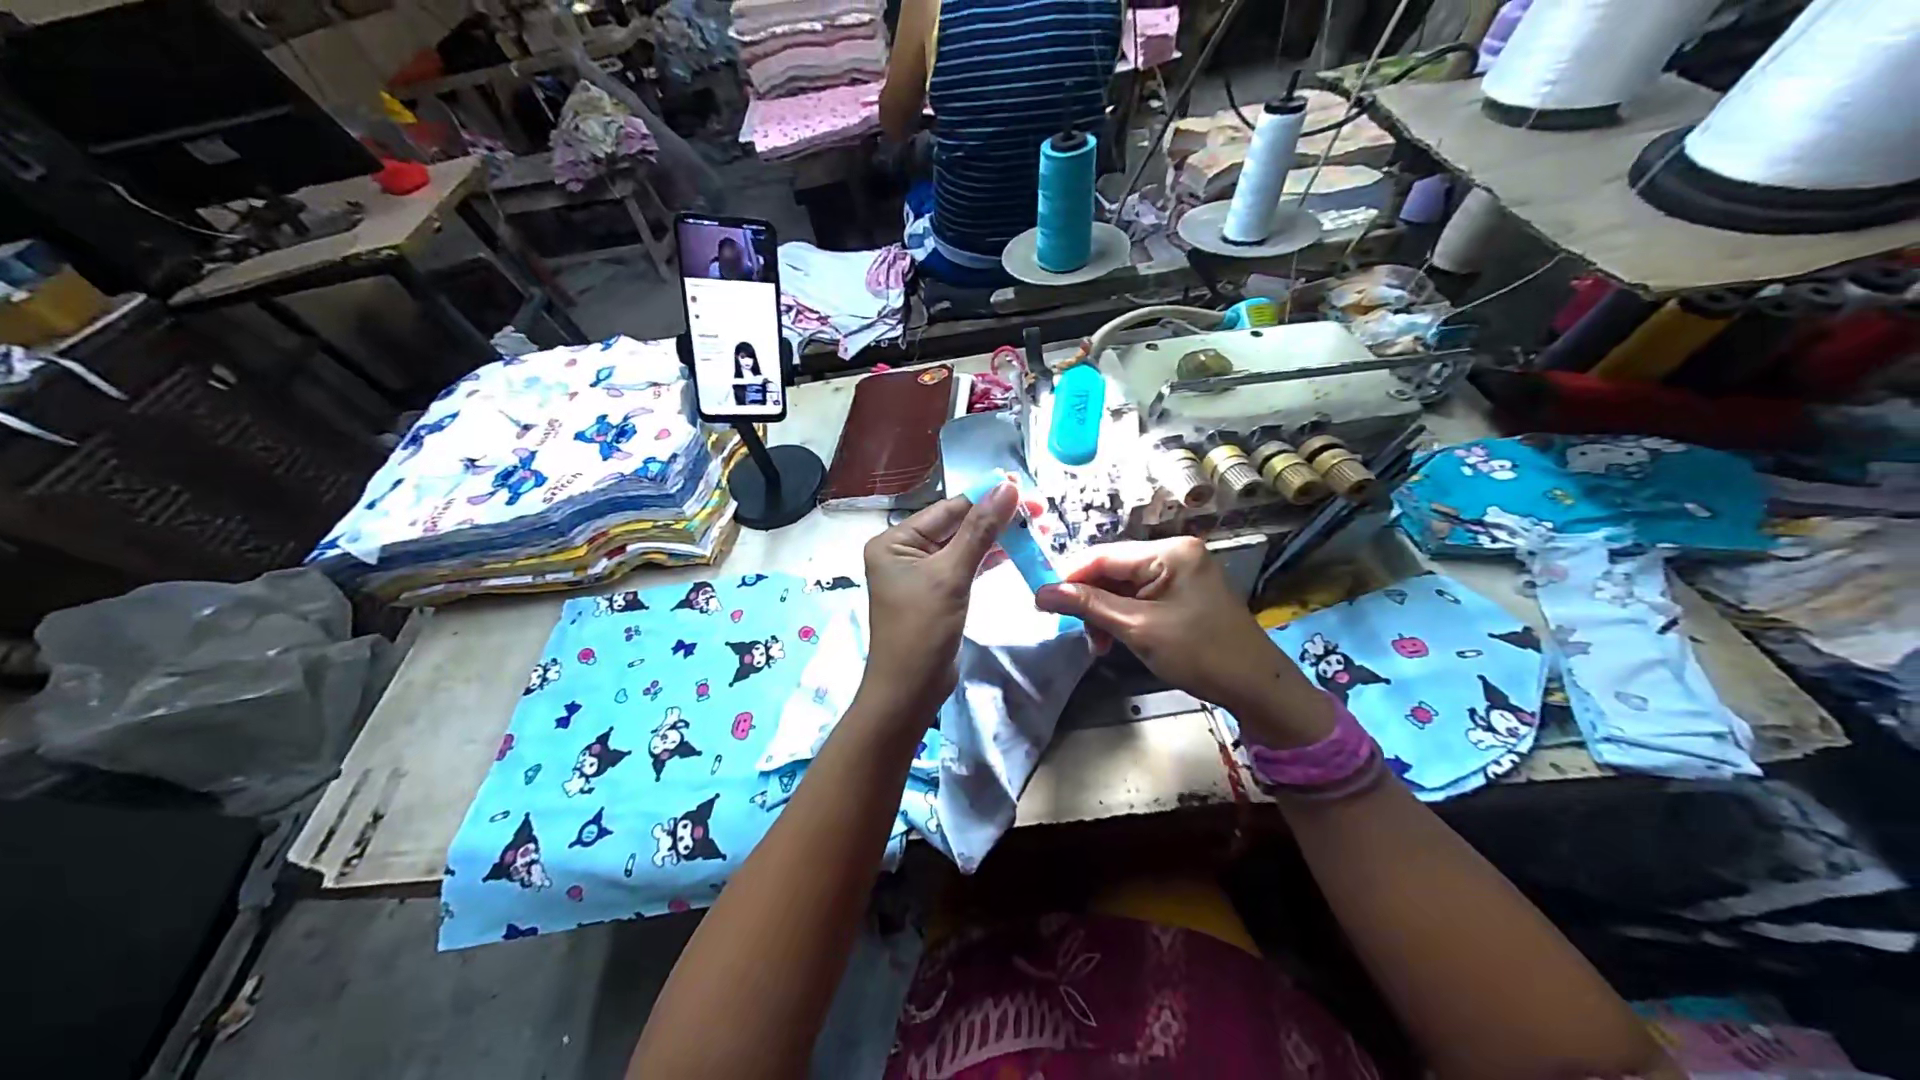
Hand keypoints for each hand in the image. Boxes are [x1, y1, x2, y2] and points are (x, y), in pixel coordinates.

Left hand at [859, 482, 1017, 718]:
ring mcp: (922, 573)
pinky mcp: (939, 593)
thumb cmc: (922, 629)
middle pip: (957, 525)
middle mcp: (904, 551)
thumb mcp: (951, 575)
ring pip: (965, 546)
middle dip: (996, 518)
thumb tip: (1007, 487)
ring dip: (998, 538)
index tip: (1024, 488)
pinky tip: (1017, 549)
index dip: (987, 498)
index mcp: (894, 541)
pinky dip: (990, 559)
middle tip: (1039, 510)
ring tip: (1037, 526)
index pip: (948, 509)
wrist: (911, 690)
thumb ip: (980, 530)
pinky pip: (966, 566)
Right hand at [1033, 538, 1335, 746]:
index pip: (1103, 556)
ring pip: (1123, 586)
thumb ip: (1088, 606)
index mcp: (1169, 552)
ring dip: (1105, 613)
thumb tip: (1040, 593)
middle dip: (1090, 602)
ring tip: (1100, 645)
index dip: (1069, 578)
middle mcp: (1175, 553)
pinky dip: (1124, 617)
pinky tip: (1117, 639)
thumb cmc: (1199, 654)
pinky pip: (1141, 596)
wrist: (1256, 686)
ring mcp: (1181, 572)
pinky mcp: (1184, 592)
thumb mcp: (1137, 629)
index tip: (1043, 602)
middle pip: (1112, 570)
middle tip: (1080, 634)